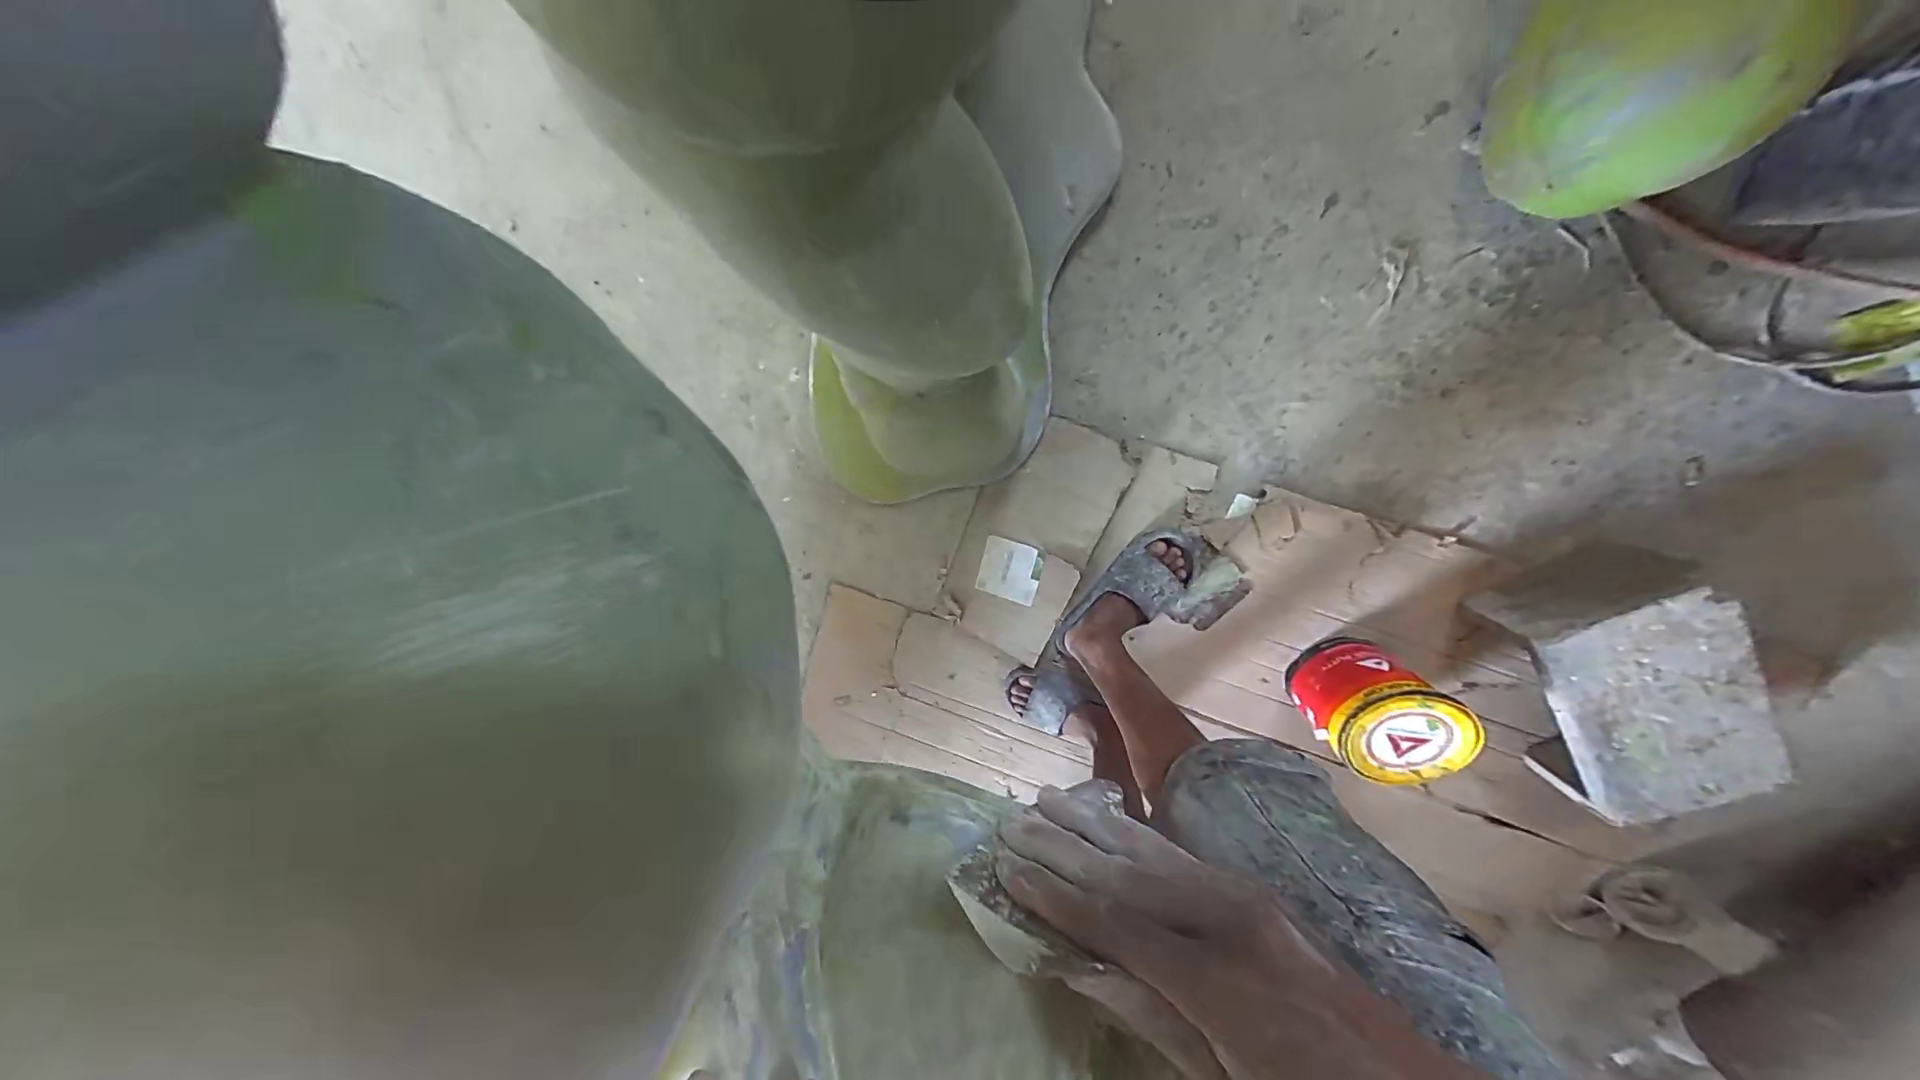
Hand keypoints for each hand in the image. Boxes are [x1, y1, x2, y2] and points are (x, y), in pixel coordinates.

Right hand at [996, 786, 1491, 1079]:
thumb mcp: (1220, 1077)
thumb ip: (1148, 1015)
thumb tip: (1078, 964)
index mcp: (1220, 981)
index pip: (1117, 925)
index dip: (1057, 897)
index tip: (1009, 869)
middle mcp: (1228, 920)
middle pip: (1126, 873)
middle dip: (1064, 845)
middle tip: (1012, 819)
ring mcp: (1243, 896)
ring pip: (1150, 848)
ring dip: (1092, 823)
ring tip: (1046, 798)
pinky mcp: (1251, 888)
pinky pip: (1179, 853)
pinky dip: (1133, 831)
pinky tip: (1107, 817)